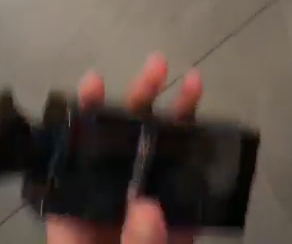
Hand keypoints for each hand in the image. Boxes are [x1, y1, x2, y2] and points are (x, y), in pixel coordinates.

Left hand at [46, 53, 204, 243]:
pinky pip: (189, 184)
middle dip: (140, 102)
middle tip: (156, 66)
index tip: (94, 80)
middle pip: (124, 144)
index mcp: (82, 216)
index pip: (76, 160)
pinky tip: (214, 130)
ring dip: (177, 117)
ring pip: (160, 156)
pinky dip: (202, 157)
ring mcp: (149, 211)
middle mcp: (115, 202)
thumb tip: (148, 205)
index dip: (83, 118)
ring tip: (194, 81)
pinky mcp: (178, 225)